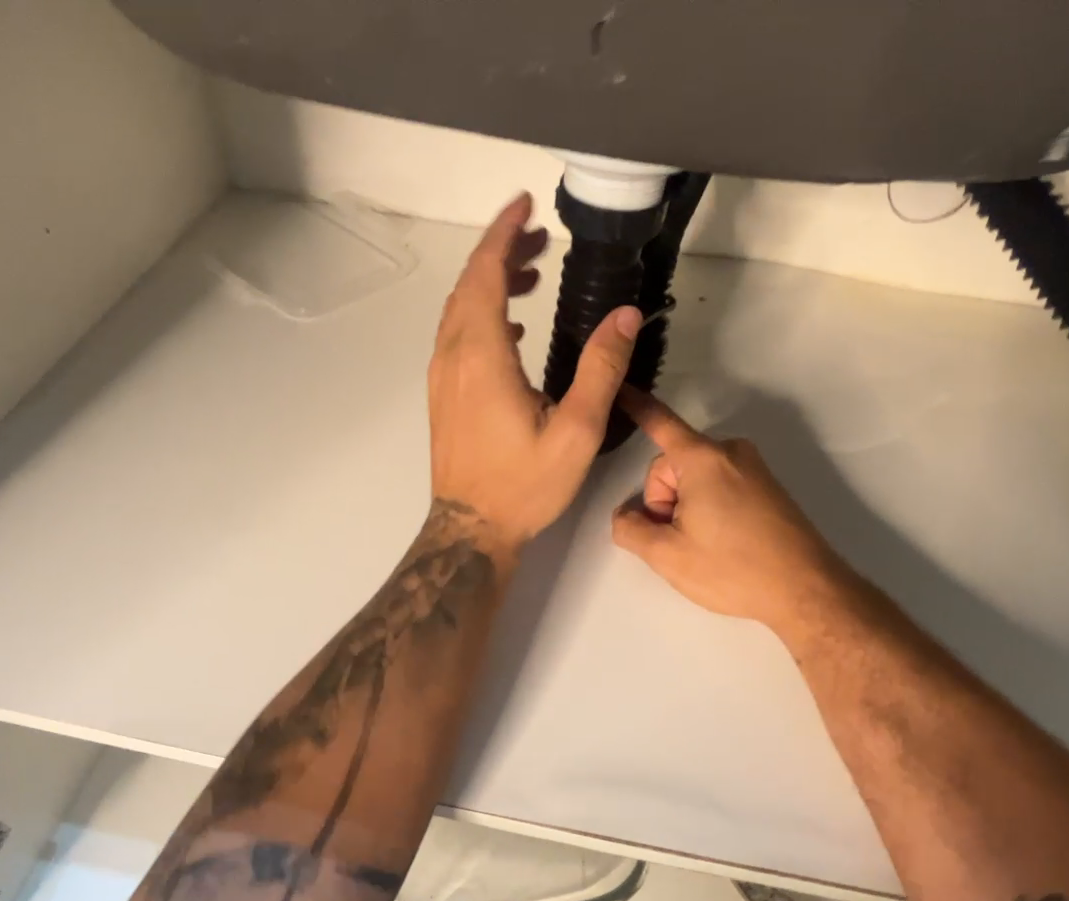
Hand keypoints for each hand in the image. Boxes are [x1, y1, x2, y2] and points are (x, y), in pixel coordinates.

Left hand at [429, 193, 641, 553]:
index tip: (524, 203)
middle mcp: (454, 357)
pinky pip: (456, 335)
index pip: (485, 274)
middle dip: (500, 251)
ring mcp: (442, 377)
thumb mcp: (576, 431)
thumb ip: (601, 369)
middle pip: (469, 285)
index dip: (503, 233)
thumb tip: (625, 316)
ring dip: (490, 282)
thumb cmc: (523, 485)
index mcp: (483, 356)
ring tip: (531, 273)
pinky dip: (481, 314)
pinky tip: (513, 328)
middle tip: (539, 236)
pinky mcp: (443, 395)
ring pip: (459, 309)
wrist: (471, 528)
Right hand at [611, 388, 865, 640]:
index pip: (660, 423)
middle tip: (681, 542)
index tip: (621, 389)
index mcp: (702, 459)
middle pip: (673, 467)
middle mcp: (730, 452)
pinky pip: (720, 487)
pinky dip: (710, 510)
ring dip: (688, 509)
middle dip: (665, 502)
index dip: (637, 406)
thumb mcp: (667, 556)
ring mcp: (752, 468)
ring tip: (706, 548)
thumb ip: (630, 529)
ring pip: (695, 480)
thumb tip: (625, 515)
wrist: (805, 590)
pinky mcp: (766, 487)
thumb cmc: (732, 569)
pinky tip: (723, 544)